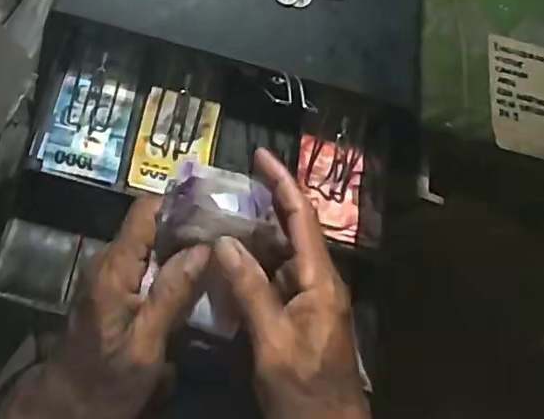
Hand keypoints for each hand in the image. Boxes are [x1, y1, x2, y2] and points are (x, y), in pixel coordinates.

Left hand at [2, 196, 211, 418]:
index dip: (178, 205)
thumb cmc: (105, 382)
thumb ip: (171, 295)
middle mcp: (107, 259)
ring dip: (178, 249)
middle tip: (221, 240)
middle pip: (149, 225)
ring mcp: (107, 273)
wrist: (65, 409)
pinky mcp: (110, 288)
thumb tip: (203, 249)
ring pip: (148, 244)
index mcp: (115, 266)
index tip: (211, 214)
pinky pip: (142, 263)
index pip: (144, 210)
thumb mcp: (145, 346)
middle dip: (185, 229)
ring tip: (213, 258)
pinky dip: (166, 267)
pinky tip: (190, 282)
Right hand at [211, 147, 368, 418]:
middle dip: (266, 199)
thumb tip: (224, 242)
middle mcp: (318, 278)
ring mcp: (309, 296)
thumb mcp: (273, 342)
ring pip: (281, 250)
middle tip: (232, 180)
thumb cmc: (305, 389)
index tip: (259, 154)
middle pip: (292, 227)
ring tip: (223, 211)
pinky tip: (230, 256)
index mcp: (320, 278)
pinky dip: (253, 260)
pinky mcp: (299, 312)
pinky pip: (276, 274)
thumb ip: (250, 290)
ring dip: (255, 230)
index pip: (301, 216)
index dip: (282, 181)